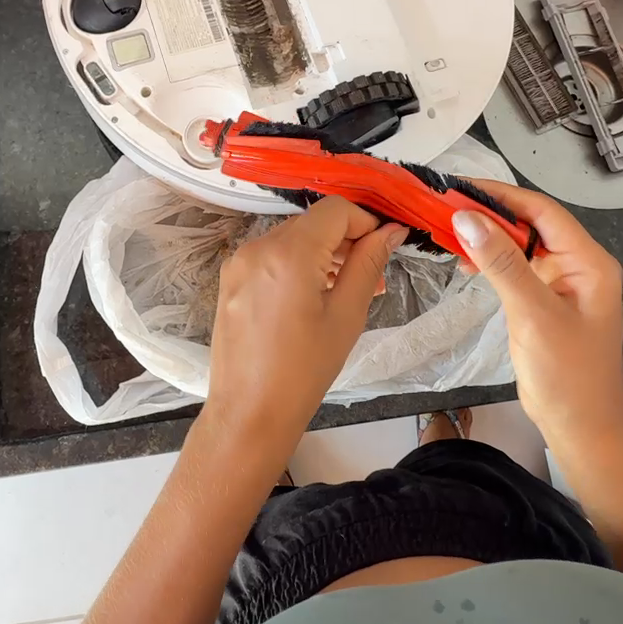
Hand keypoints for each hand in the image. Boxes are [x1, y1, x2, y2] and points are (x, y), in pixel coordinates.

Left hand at [205, 197, 405, 446]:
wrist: (248, 413)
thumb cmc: (303, 371)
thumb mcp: (346, 316)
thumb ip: (368, 265)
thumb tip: (391, 232)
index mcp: (289, 253)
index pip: (335, 210)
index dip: (365, 222)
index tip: (383, 248)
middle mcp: (258, 246)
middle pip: (312, 223)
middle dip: (345, 240)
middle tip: (373, 276)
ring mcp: (239, 261)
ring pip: (292, 238)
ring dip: (322, 253)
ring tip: (347, 290)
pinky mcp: (230, 278)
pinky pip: (271, 256)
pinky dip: (296, 265)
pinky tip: (313, 296)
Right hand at [451, 180, 622, 438]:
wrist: (581, 427)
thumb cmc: (567, 373)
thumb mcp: (533, 314)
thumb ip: (502, 263)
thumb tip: (466, 217)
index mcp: (587, 261)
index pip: (541, 210)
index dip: (501, 195)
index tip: (459, 187)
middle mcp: (577, 264)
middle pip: (530, 223)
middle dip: (489, 213)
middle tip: (445, 205)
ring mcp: (560, 283)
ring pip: (519, 244)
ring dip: (486, 236)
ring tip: (447, 228)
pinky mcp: (543, 300)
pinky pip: (514, 267)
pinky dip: (490, 260)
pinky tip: (465, 260)